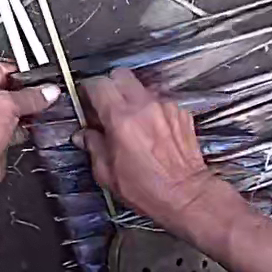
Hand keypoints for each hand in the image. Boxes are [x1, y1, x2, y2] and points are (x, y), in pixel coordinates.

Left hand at [0, 63, 60, 196]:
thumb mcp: (6, 104)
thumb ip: (30, 97)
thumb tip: (48, 91)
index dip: (20, 72)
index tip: (38, 76)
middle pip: (7, 92)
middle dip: (26, 94)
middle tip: (44, 93)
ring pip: (12, 112)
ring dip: (27, 112)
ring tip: (44, 108)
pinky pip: (14, 130)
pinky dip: (25, 128)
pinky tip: (36, 127)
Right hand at [76, 68, 228, 229]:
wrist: (186, 196)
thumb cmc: (148, 190)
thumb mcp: (107, 174)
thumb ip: (93, 147)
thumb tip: (84, 135)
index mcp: (121, 119)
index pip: (98, 84)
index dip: (88, 90)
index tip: (87, 101)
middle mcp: (145, 107)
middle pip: (120, 75)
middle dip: (110, 87)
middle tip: (106, 106)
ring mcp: (166, 107)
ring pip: (141, 87)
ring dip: (132, 98)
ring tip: (131, 122)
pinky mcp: (181, 113)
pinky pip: (160, 101)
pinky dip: (152, 110)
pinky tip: (151, 130)